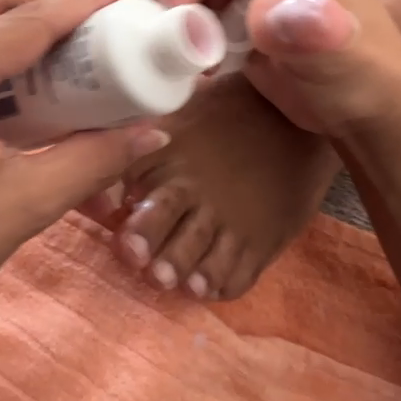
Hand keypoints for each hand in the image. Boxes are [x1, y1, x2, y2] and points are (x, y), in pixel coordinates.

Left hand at [92, 74, 339, 299]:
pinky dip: (222, 284)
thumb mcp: (179, 113)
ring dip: (190, 273)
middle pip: (170, 224)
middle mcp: (198, 191)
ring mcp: (233, 219)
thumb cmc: (226, 111)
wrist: (292, 119)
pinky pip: (241, 273)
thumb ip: (143, 137)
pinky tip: (209, 289)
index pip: (139, 192)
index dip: (128, 217)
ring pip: (205, 256)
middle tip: (150, 270)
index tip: (121, 239)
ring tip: (183, 285)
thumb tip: (108, 150)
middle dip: (155, 248)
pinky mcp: (264, 239)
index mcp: (171, 159)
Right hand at [152, 0, 400, 136]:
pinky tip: (191, 58)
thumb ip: (307, 29)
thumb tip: (266, 4)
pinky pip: (185, 0)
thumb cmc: (364, 81)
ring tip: (182, 51)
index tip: (175, 15)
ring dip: (172, 11)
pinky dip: (177, 27)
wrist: (367, 115)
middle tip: (169, 35)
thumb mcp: (340, 57)